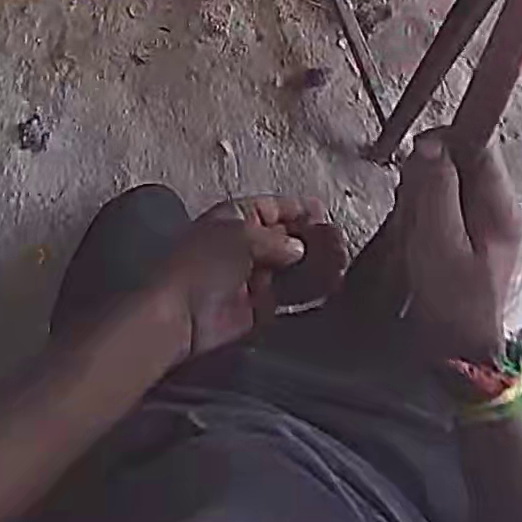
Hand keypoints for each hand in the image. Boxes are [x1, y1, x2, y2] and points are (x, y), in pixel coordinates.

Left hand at [147, 196, 328, 359]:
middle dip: (310, 237)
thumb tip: (298, 247)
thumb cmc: (202, 264)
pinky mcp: (257, 307)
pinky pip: (289, 294)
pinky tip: (331, 285)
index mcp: (233, 216)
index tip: (322, 212)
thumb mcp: (240, 236)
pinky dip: (309, 289)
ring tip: (342, 262)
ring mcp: (251, 275)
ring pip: (290, 266)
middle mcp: (243, 243)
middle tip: (337, 240)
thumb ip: (274, 239)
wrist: (180, 315)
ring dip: (315, 263)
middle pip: (283, 236)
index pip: (270, 207)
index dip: (295, 208)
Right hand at [399, 130, 521, 361]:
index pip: (478, 145)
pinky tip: (414, 235)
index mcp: (499, 208)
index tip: (414, 160)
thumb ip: (435, 190)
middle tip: (410, 206)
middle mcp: (496, 208)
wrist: (458, 354)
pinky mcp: (466, 234)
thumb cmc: (451, 300)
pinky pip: (438, 203)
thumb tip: (430, 143)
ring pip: (443, 181)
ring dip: (419, 194)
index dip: (444, 141)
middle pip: (458, 160)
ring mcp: (482, 222)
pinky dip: (419, 210)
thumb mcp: (438, 243)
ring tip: (411, 226)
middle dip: (425, 174)